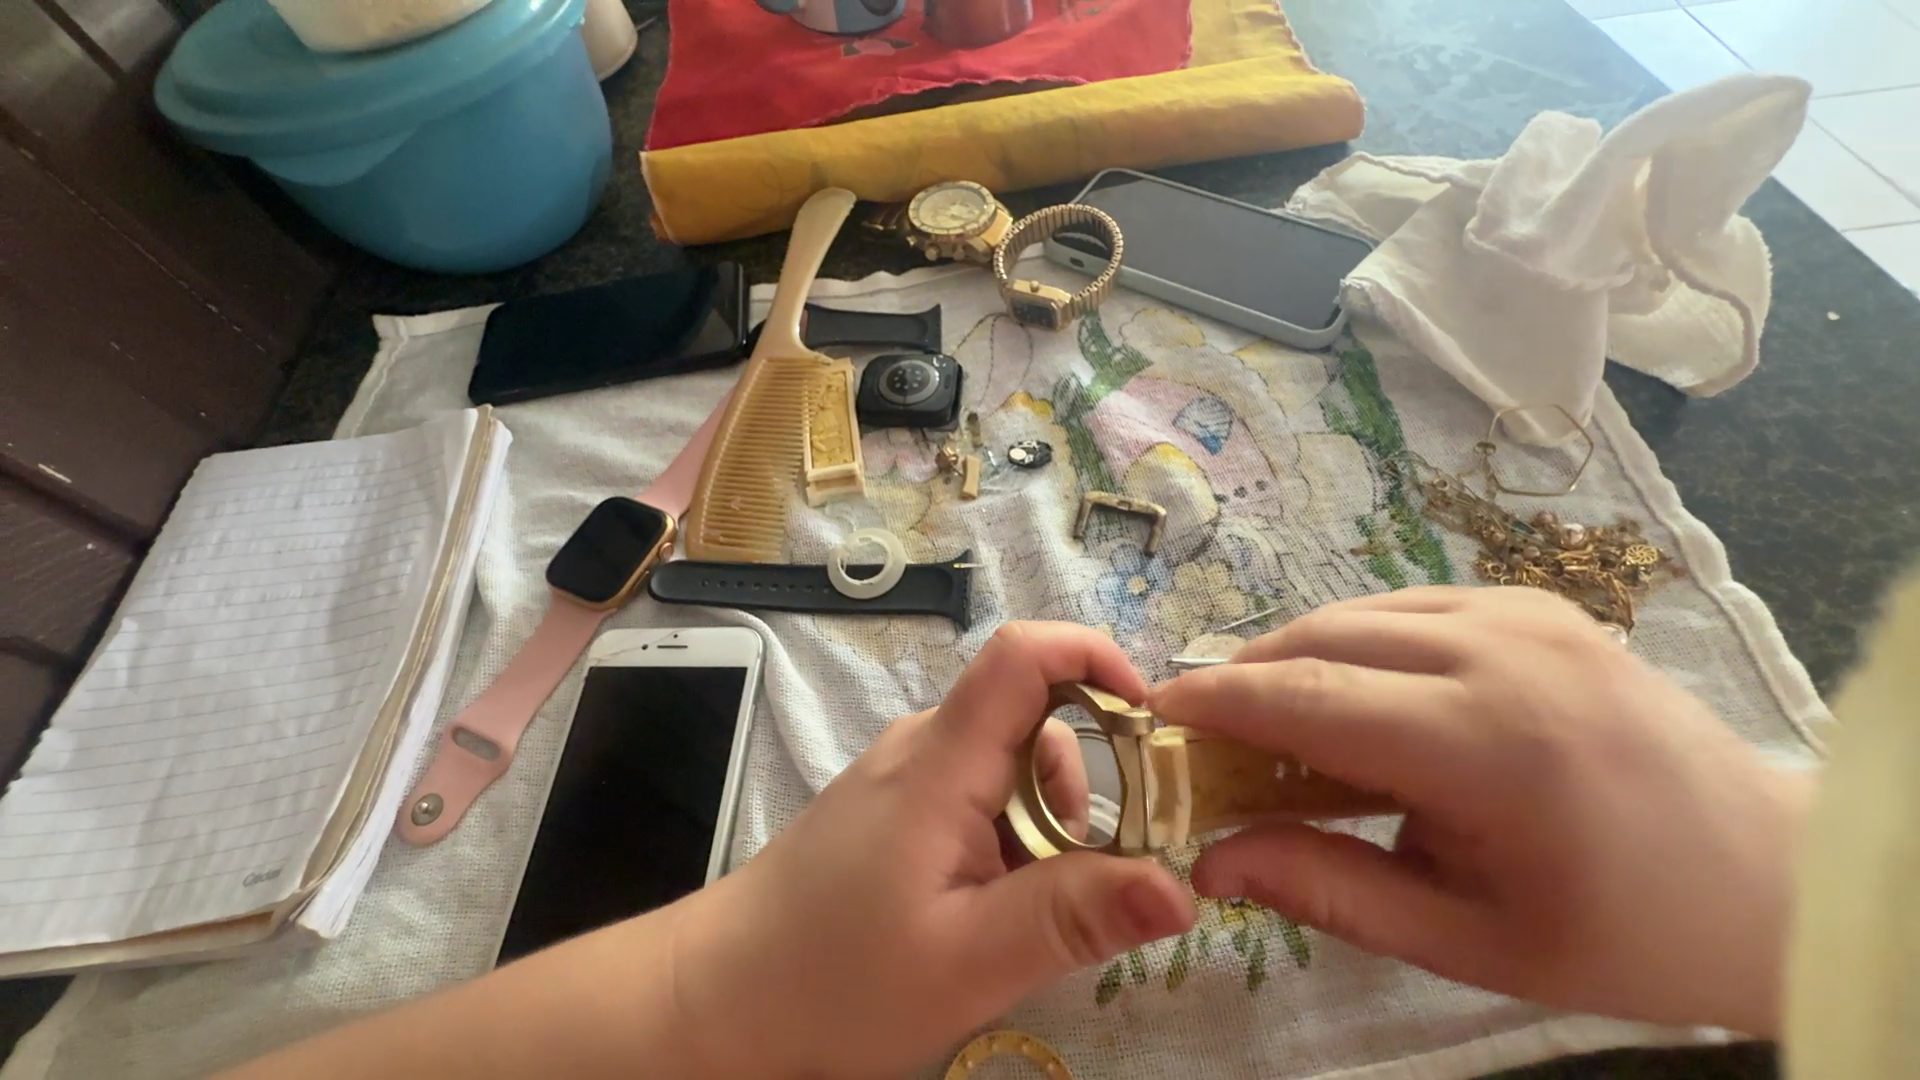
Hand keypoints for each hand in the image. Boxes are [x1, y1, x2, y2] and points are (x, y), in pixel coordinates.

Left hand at [671, 623, 1195, 1078]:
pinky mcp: (895, 803)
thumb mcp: (968, 961)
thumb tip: (1180, 890)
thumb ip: (1073, 917)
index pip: (1022, 654)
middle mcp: (924, 745)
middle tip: (1094, 873)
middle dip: (1085, 783)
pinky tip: (989, 900)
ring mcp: (905, 773)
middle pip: (1031, 716)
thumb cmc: (833, 979)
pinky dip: (1010, 833)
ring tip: (1028, 906)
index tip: (1148, 722)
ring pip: (1008, 761)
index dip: (1094, 658)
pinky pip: (976, 790)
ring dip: (1046, 821)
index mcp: (941, 760)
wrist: (718, 995)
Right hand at [1151, 586, 1811, 1036]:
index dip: (1215, 699)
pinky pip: (1397, 607)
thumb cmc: (1619, 930)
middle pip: (1317, 638)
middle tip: (1206, 731)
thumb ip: (1324, 889)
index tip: (1152, 711)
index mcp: (1488, 743)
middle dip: (1243, 678)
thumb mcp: (1465, 939)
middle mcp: (1499, 649)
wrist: (1777, 877)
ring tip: (1271, 718)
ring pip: (1350, 612)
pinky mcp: (1527, 600)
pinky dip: (1348, 645)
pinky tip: (1351, 695)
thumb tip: (1208, 861)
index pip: (1306, 696)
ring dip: (1292, 660)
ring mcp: (1518, 610)